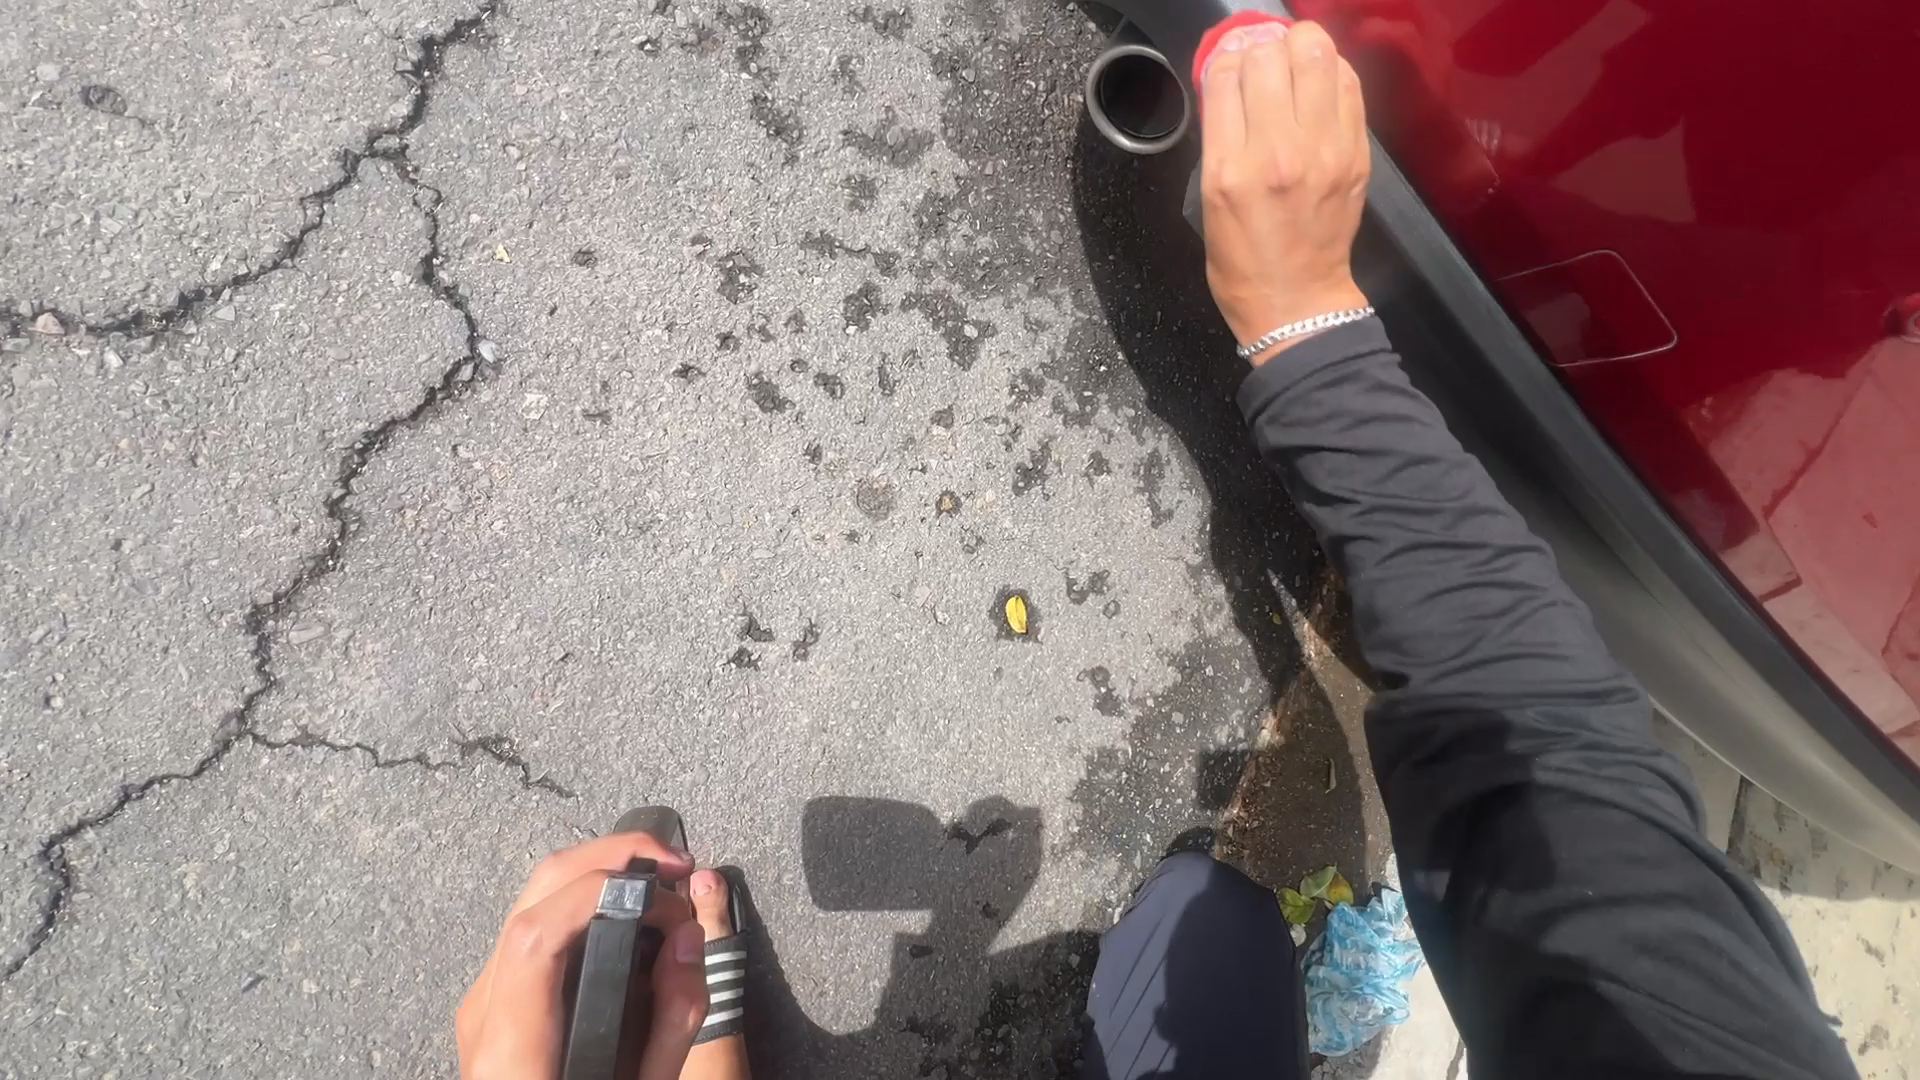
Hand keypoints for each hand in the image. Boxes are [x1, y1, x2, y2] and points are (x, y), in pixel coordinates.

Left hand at [457, 833, 708, 1079]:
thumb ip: (674, 1017)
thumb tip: (688, 934)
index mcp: (515, 1042)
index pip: (536, 934)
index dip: (599, 889)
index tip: (663, 890)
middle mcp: (489, 1005)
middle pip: (541, 888)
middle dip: (616, 853)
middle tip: (678, 864)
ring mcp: (489, 989)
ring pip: (542, 887)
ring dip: (608, 864)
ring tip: (664, 878)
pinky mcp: (502, 984)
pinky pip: (545, 910)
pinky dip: (593, 888)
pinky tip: (633, 902)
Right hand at [1199, 20, 1371, 363]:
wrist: (1294, 301)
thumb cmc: (1241, 263)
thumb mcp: (1208, 205)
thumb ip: (1220, 143)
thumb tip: (1230, 87)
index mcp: (1230, 170)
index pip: (1226, 76)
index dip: (1224, 61)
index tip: (1227, 69)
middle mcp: (1277, 151)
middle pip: (1271, 54)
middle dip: (1260, 51)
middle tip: (1259, 66)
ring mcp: (1323, 148)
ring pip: (1316, 52)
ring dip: (1299, 49)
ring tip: (1292, 66)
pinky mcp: (1355, 151)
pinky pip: (1346, 81)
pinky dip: (1329, 72)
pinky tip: (1318, 88)